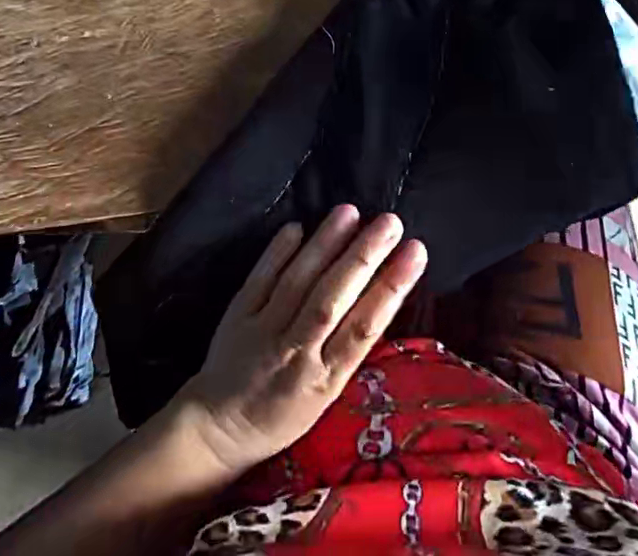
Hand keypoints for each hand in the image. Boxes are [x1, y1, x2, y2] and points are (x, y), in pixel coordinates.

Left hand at [172, 205, 426, 473]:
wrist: (222, 425)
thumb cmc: (285, 411)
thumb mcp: (328, 395)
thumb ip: (349, 346)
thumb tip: (381, 294)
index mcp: (327, 377)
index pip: (365, 327)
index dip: (391, 288)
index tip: (415, 253)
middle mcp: (297, 352)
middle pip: (332, 298)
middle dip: (363, 257)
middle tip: (390, 222)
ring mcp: (265, 331)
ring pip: (298, 283)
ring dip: (325, 245)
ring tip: (350, 212)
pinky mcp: (238, 316)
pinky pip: (260, 279)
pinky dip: (278, 253)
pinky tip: (297, 227)